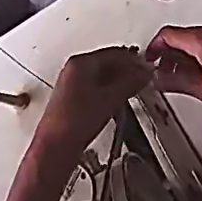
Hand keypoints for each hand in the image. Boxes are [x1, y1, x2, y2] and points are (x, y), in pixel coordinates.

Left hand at [30, 46, 150, 170]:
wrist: (56, 147)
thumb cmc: (73, 122)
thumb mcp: (110, 99)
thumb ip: (130, 82)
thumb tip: (143, 73)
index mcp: (79, 64)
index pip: (112, 53)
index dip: (132, 59)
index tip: (146, 66)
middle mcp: (72, 71)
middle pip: (106, 62)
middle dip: (126, 70)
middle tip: (143, 76)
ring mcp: (71, 85)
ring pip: (101, 76)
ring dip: (119, 81)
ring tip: (134, 87)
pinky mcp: (72, 100)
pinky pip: (95, 88)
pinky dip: (109, 91)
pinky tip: (118, 99)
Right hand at [144, 23, 201, 113]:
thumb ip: (177, 82)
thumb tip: (160, 79)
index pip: (167, 34)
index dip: (153, 48)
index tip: (148, 61)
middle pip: (180, 36)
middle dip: (167, 55)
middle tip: (161, 73)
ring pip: (194, 41)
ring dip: (183, 58)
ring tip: (179, 79)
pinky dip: (198, 58)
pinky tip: (200, 77)